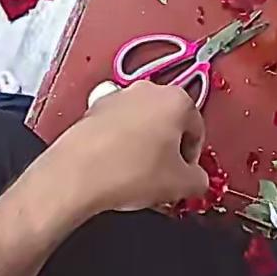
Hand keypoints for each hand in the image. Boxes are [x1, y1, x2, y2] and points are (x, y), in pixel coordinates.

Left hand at [41, 81, 209, 217]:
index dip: (192, 158)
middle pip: (169, 123)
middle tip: (165, 176)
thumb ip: (199, 180)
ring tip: (138, 176)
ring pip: (143, 124)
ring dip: (145, 146)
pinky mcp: (94, 109)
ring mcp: (118, 96)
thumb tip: (196, 181)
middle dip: (169, 150)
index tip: (186, 175)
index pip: (197, 130)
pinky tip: (117, 168)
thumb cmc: (130, 171)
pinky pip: (118, 127)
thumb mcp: (181, 184)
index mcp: (177, 99)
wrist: (77, 175)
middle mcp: (149, 90)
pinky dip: (121, 144)